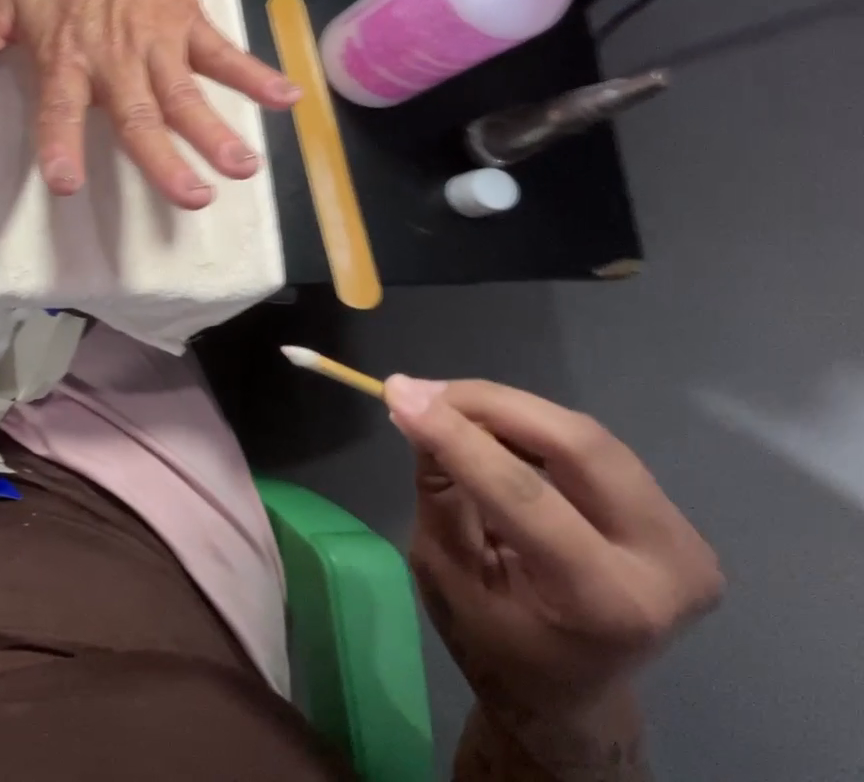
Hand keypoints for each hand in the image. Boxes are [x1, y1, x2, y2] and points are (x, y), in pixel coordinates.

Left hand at [0, 0, 299, 208]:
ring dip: (216, 129)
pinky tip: (287, 100)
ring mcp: (156, 39)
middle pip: (138, 115)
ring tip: (242, 169)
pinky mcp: (189, 19)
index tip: (67, 185)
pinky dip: (255, 73)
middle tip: (190, 200)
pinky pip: (223, 51)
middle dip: (163, 159)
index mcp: (63, 56)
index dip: (60, 144)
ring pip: (187, 92)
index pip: (57, 109)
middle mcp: (112, 55)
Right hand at [383, 377, 723, 724]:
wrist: (565, 692)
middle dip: (493, 405)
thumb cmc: (490, 641)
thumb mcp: (444, 569)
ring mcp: (686, 542)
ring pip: (591, 439)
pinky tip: (488, 426)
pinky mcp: (677, 522)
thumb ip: (440, 490)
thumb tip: (417, 411)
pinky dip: (534, 428)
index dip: (457, 435)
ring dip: (510, 410)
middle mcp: (665, 567)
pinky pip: (598, 453)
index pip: (524, 494)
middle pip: (581, 448)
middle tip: (424, 390)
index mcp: (602, 600)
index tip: (397, 392)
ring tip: (446, 404)